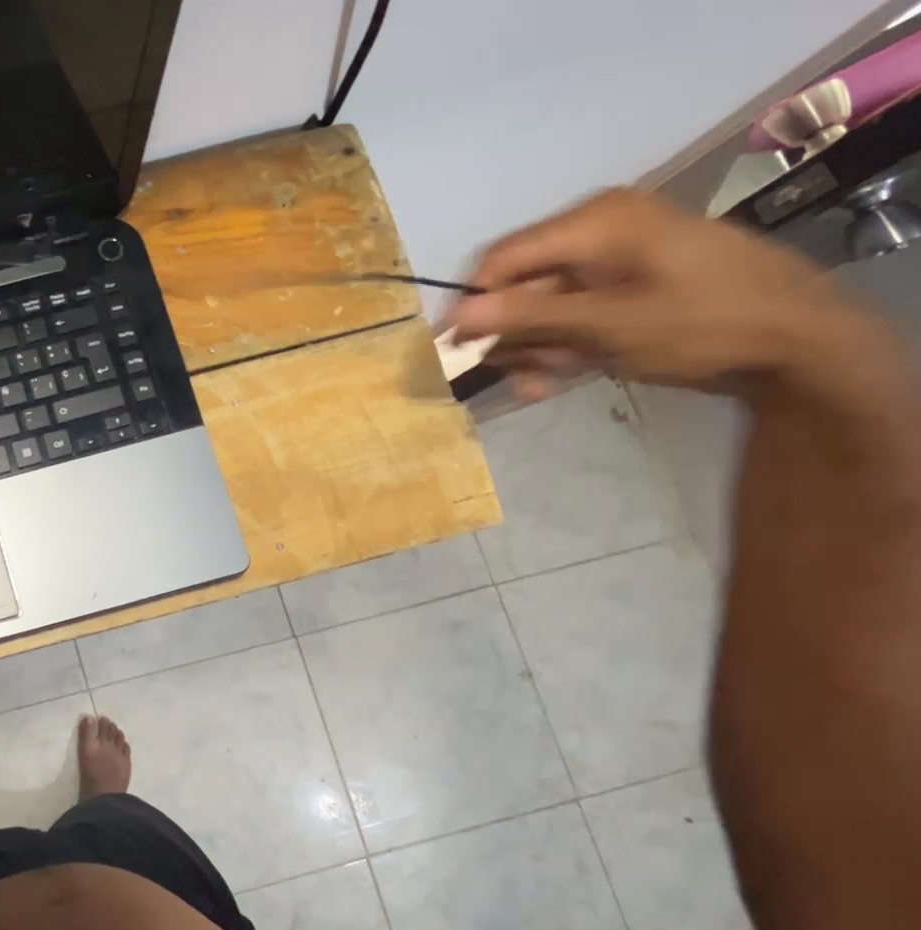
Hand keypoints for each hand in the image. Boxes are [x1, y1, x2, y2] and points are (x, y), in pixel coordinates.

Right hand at [446, 188, 886, 401]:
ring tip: (547, 381)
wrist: (802, 343)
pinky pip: (574, 312)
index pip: (501, 259)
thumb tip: (454, 316)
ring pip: (544, 305)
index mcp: (594, 223)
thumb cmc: (703, 324)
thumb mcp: (606, 325)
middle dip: (511, 334)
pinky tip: (562, 374)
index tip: (452, 352)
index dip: (470, 304)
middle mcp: (599, 231)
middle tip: (516, 374)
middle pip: (521, 284)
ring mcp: (616, 258)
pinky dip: (562, 344)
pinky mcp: (628, 284)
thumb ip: (527, 318)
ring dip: (535, 347)